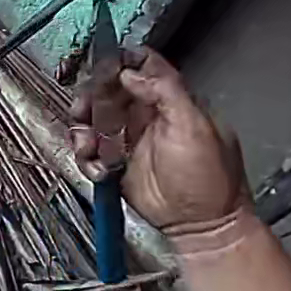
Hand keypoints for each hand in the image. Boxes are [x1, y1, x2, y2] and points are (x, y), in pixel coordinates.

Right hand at [71, 47, 252, 242]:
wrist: (200, 228)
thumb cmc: (208, 179)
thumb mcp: (194, 127)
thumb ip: (165, 92)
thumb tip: (131, 72)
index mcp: (169, 100)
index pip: (142, 66)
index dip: (120, 62)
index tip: (103, 68)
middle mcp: (145, 115)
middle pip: (107, 90)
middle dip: (90, 98)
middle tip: (84, 110)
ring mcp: (127, 139)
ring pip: (92, 119)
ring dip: (82, 130)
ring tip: (87, 146)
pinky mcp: (114, 163)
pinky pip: (89, 151)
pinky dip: (86, 158)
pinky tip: (98, 170)